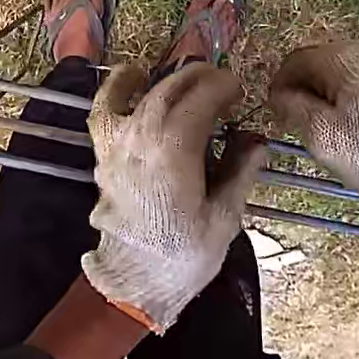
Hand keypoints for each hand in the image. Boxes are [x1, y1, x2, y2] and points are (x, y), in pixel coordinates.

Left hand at [82, 62, 266, 332]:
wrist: (132, 282)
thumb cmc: (183, 254)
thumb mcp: (225, 217)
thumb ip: (241, 171)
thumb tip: (256, 139)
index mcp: (175, 149)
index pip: (201, 98)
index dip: (222, 86)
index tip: (237, 88)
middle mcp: (142, 135)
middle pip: (171, 88)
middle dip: (199, 77)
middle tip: (220, 81)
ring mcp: (117, 141)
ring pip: (140, 92)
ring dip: (165, 79)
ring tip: (185, 78)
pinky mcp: (102, 152)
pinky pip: (103, 108)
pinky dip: (116, 88)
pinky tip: (132, 80)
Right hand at [269, 41, 358, 226]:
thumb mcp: (323, 136)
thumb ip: (293, 108)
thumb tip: (280, 94)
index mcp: (345, 58)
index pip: (296, 60)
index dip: (280, 84)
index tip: (277, 111)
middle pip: (320, 63)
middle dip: (304, 89)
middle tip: (301, 123)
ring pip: (343, 73)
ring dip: (327, 94)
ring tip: (328, 127)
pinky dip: (351, 97)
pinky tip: (355, 124)